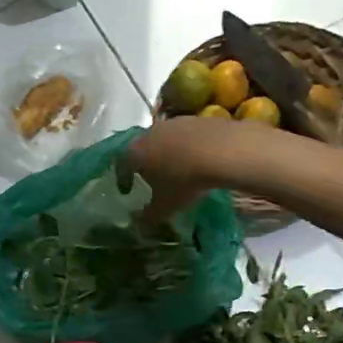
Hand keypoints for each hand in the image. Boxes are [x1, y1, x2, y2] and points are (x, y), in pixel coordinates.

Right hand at [123, 115, 239, 222]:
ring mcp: (174, 123)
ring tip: (176, 170)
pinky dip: (187, 149)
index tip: (127, 190)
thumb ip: (149, 216)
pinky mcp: (197, 119)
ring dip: (167, 154)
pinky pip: (186, 137)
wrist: (221, 150)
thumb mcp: (165, 206)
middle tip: (151, 180)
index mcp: (135, 153)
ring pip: (164, 140)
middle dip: (145, 165)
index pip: (121, 164)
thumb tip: (139, 223)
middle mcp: (150, 133)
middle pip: (141, 149)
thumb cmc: (184, 180)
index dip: (122, 179)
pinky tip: (197, 160)